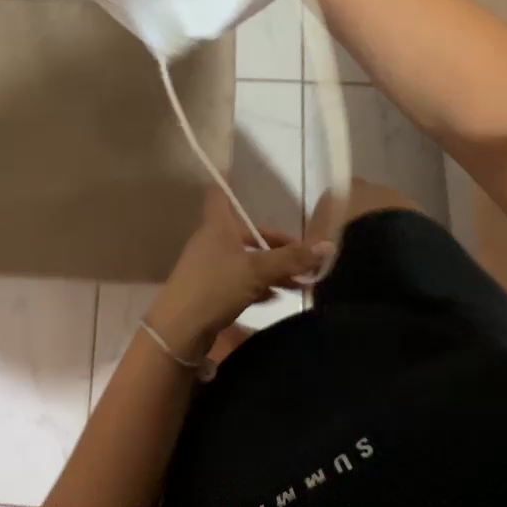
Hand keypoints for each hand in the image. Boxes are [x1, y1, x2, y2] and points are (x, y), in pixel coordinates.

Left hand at [144, 189, 333, 358]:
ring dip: (272, 268)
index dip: (231, 183)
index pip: (221, 194)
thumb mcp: (257, 270)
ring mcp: (210, 266)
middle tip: (303, 258)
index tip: (246, 176)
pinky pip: (240, 281)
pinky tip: (276, 297)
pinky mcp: (210, 291)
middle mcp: (213, 240)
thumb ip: (291, 259)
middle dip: (276, 244)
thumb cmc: (215, 286)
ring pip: (246, 260)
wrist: (179, 331)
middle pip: (247, 233)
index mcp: (218, 225)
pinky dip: (259, 286)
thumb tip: (327, 246)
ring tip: (299, 283)